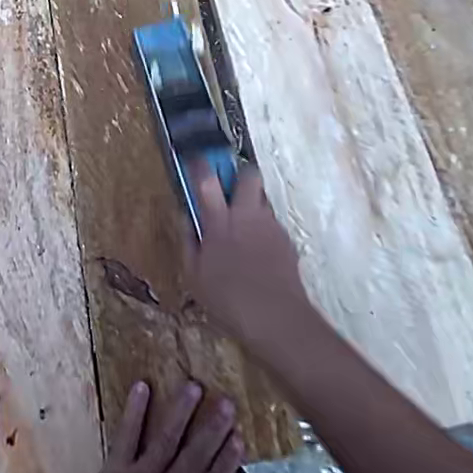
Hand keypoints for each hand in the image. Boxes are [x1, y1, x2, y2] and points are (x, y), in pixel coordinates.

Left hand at [57, 381, 243, 472]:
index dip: (227, 463)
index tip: (240, 437)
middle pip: (195, 458)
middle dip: (213, 429)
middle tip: (227, 402)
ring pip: (166, 441)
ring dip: (181, 412)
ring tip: (194, 385)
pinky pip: (126, 438)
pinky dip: (134, 411)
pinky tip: (142, 386)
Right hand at [186, 160, 314, 352]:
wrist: (275, 315)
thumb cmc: (226, 299)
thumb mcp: (194, 275)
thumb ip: (188, 240)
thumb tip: (186, 217)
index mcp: (219, 223)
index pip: (207, 181)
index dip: (200, 164)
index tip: (196, 156)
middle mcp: (247, 215)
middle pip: (248, 174)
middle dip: (239, 172)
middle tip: (229, 187)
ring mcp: (269, 224)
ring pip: (261, 199)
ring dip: (251, 204)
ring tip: (242, 230)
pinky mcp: (286, 237)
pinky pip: (270, 222)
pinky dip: (261, 228)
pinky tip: (257, 253)